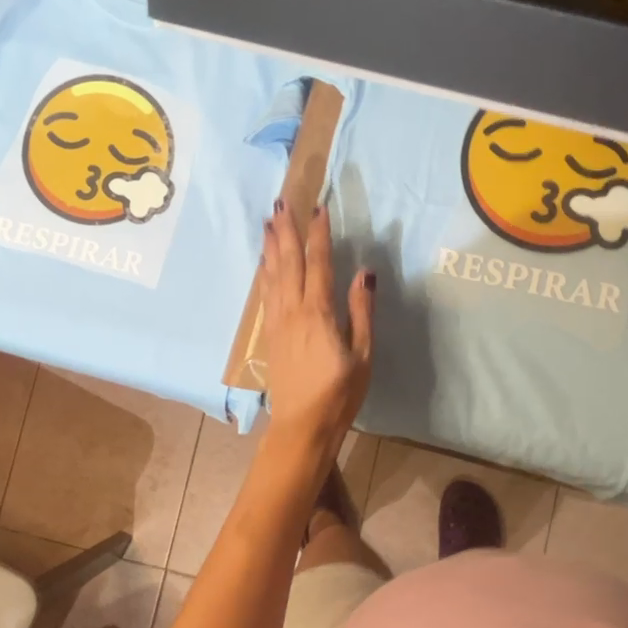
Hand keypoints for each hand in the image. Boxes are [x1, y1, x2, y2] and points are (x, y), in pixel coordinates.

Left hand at [260, 201, 373, 453]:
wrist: (302, 426)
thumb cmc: (340, 393)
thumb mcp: (362, 355)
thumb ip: (360, 312)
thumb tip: (363, 273)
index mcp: (318, 313)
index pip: (319, 264)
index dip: (319, 234)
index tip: (318, 208)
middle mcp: (293, 311)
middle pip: (288, 262)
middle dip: (285, 230)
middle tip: (281, 201)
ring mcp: (278, 322)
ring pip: (272, 275)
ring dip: (271, 246)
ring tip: (268, 222)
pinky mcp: (271, 334)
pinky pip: (266, 293)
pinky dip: (265, 272)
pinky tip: (264, 262)